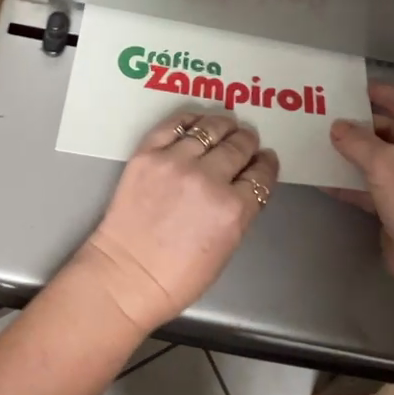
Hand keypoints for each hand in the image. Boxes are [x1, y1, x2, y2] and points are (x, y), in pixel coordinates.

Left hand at [69, 112, 280, 334]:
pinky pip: (175, 124)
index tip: (266, 158)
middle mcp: (208, 179)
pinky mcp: (147, 153)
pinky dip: (191, 119)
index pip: (261, 174)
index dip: (266, 163)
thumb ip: (240, 211)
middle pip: (238, 146)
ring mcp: (175, 162)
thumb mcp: (226, 248)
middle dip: (247, 141)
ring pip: (210, 128)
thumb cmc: (178, 276)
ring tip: (226, 124)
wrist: (126, 275)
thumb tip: (246, 183)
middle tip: (248, 138)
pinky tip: (197, 120)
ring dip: (223, 124)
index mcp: (233, 210)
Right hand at [328, 84, 393, 330]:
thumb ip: (356, 140)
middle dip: (361, 124)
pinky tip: (324, 178)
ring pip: (380, 157)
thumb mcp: (384, 163)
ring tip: (319, 142)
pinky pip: (373, 184)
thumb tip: (337, 127)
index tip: (353, 89)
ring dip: (353, 152)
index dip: (385, 92)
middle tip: (327, 117)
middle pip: (392, 129)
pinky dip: (351, 180)